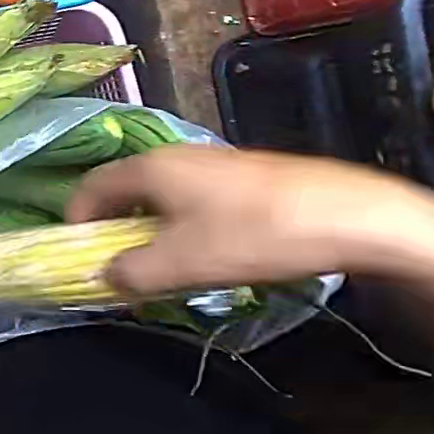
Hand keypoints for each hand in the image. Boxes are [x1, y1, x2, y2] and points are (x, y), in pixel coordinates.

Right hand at [64, 145, 433, 294]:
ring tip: (164, 265)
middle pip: (124, 189)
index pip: (91, 186)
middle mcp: (176, 156)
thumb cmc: (255, 234)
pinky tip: (210, 252)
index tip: (77, 254)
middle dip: (113, 228)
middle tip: (119, 266)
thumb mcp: (183, 263)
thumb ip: (131, 273)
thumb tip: (105, 277)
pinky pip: (192, 199)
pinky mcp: (245, 176)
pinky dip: (181, 225)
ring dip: (148, 230)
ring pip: (160, 196)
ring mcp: (213, 162)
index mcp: (151, 168)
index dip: (76, 218)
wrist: (358, 217)